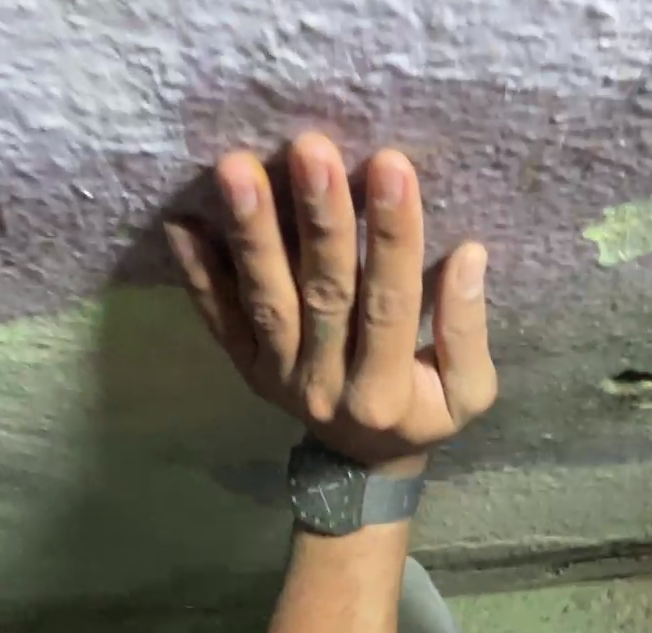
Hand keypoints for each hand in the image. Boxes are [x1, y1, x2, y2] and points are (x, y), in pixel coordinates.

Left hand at [164, 133, 496, 471]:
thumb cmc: (422, 415)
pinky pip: (221, 323)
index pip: (391, 306)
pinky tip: (183, 226)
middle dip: (320, 222)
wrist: (364, 462)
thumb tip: (469, 256)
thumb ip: (468, 332)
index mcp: (386, 393)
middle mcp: (327, 386)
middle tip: (311, 150)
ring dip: (253, 236)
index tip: (391, 167)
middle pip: (325, 296)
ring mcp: (280, 377)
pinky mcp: (248, 369)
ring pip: (268, 303)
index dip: (393, 239)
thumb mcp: (467, 394)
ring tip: (238, 171)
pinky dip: (199, 276)